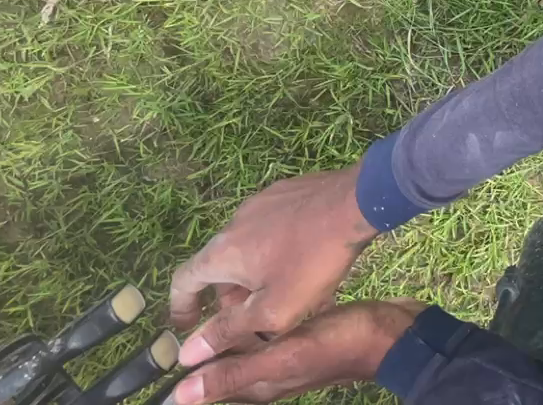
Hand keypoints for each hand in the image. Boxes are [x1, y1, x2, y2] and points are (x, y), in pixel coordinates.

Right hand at [170, 166, 379, 366]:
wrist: (360, 201)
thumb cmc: (313, 260)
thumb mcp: (273, 309)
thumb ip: (229, 330)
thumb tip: (187, 352)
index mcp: (223, 250)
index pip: (183, 280)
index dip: (182, 307)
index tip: (190, 327)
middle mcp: (237, 220)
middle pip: (220, 263)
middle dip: (231, 294)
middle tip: (253, 317)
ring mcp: (267, 199)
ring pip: (252, 244)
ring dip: (259, 271)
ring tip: (285, 292)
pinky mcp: (294, 189)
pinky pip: (276, 224)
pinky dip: (279, 247)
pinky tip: (306, 259)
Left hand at [171, 300, 426, 403]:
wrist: (389, 331)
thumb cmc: (338, 343)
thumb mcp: (285, 356)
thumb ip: (235, 372)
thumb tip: (177, 394)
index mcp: (256, 386)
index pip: (207, 387)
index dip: (186, 369)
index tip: (168, 341)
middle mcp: (266, 374)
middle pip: (226, 359)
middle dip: (211, 335)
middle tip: (200, 297)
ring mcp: (287, 353)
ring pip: (247, 340)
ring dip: (235, 319)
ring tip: (227, 284)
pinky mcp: (305, 334)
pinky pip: (271, 326)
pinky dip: (261, 310)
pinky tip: (264, 285)